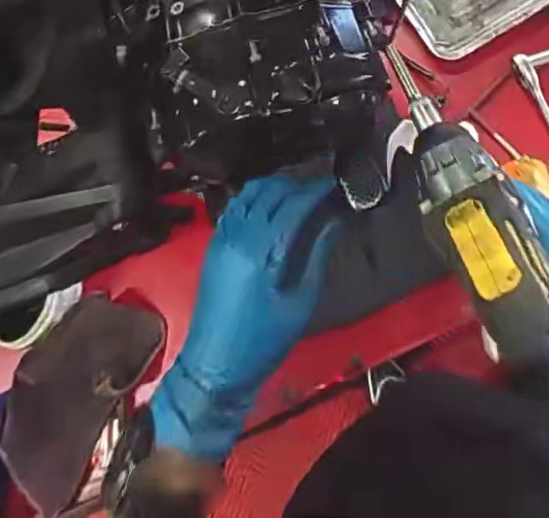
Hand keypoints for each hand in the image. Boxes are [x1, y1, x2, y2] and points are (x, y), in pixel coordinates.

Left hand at [150, 172, 340, 462]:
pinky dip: (256, 197)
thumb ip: (317, 254)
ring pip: (249, 192)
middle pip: (270, 189)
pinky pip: (236, 205)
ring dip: (275, 186)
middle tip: (319, 187)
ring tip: (298, 193)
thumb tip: (333, 220)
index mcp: (262, 249)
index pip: (293, 204)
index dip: (316, 190)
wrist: (214, 366)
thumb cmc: (262, 341)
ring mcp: (223, 235)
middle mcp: (239, 234)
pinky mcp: (214, 242)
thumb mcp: (300, 301)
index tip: (334, 185)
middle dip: (297, 182)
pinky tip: (270, 206)